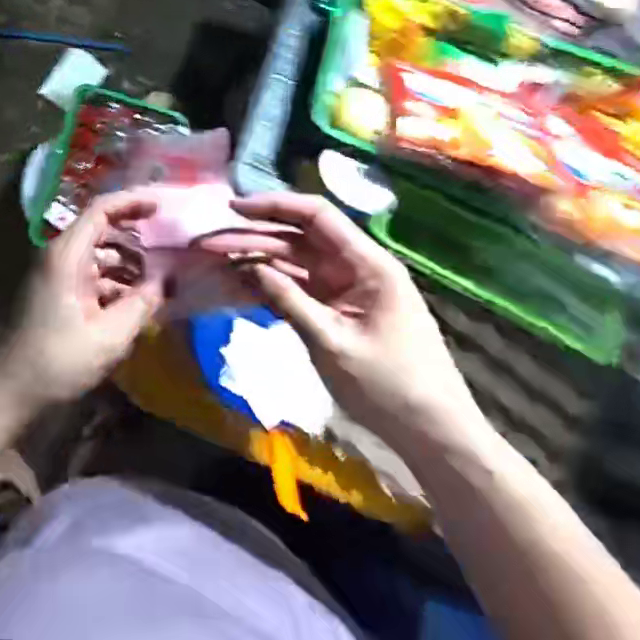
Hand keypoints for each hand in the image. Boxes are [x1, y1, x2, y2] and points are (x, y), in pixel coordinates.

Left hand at [0, 191, 164, 407]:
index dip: (132, 202)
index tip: (162, 206)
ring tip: (166, 276)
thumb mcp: (111, 334)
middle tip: (174, 243)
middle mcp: (60, 255)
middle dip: (138, 235)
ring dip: (131, 262)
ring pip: (101, 254)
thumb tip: (167, 279)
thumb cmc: (61, 358)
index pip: (100, 210)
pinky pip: (94, 274)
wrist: (17, 385)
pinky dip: (118, 281)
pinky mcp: (61, 291)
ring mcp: (59, 273)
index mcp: (67, 255)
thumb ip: (143, 303)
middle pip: (102, 230)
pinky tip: (143, 299)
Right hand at [230, 193, 486, 454]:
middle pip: (296, 238)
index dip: (273, 206)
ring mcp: (343, 288)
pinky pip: (294, 286)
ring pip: (290, 262)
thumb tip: (248, 266)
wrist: (433, 434)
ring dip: (253, 260)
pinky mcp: (334, 310)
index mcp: (368, 264)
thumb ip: (288, 300)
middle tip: (207, 243)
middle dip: (251, 237)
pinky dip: (266, 285)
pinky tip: (234, 284)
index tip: (232, 208)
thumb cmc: (390, 386)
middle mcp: (355, 267)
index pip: (316, 216)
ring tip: (213, 261)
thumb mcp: (332, 342)